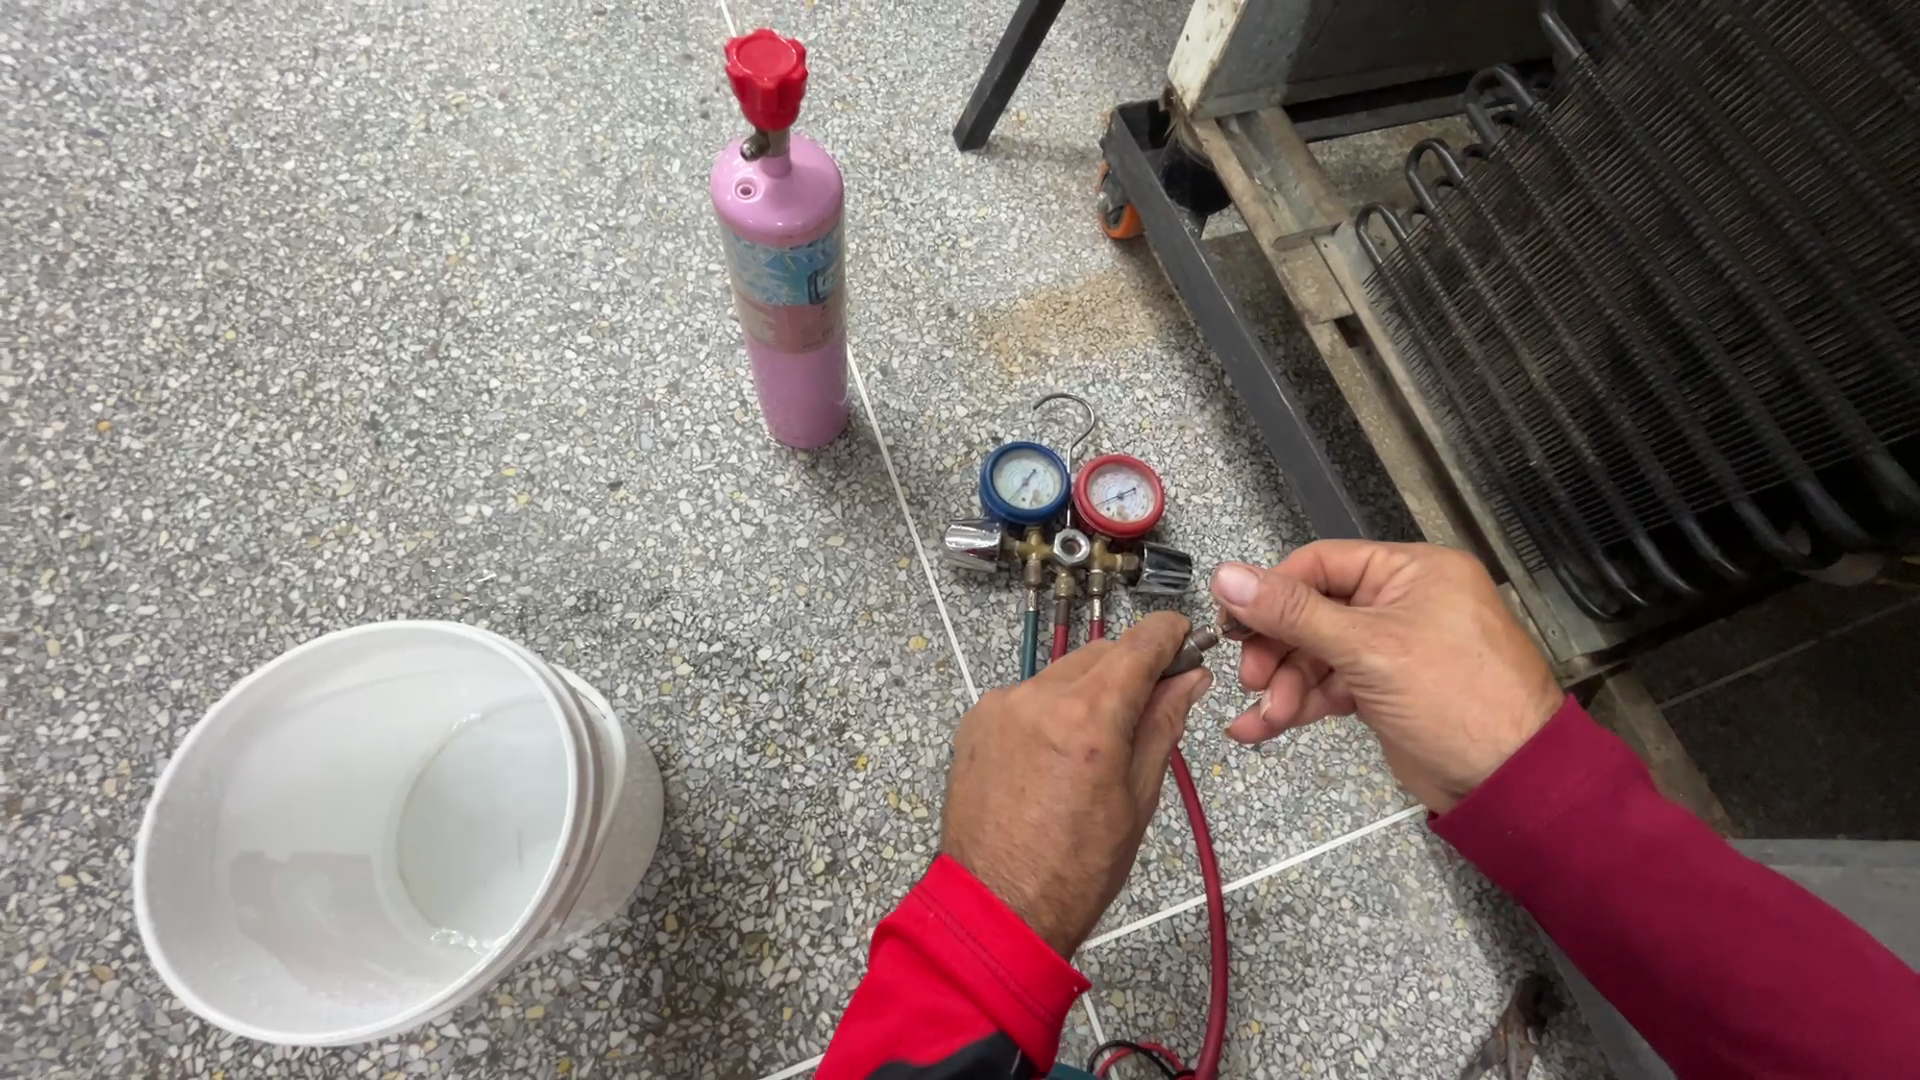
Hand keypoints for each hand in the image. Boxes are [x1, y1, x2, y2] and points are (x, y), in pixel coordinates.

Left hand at [940, 613, 1212, 956]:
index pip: (1137, 645)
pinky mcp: (976, 719)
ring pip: (1061, 672)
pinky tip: (1055, 749)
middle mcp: (1039, 697)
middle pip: (1099, 654)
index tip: (1182, 634)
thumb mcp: (1137, 798)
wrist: (995, 905)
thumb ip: (1162, 725)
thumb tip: (1189, 680)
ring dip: (1087, 689)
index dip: (1167, 633)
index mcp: (1088, 718)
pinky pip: (1027, 694)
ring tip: (1096, 740)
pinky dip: (1049, 706)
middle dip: (1129, 668)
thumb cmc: (1074, 869)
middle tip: (1151, 699)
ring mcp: (1001, 705)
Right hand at [1209, 540, 1561, 812]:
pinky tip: (1262, 726)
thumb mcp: (1366, 648)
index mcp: (1410, 571)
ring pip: (1312, 654)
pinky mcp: (1380, 687)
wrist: (1513, 788)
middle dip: (1276, 650)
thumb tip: (1225, 576)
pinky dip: (1296, 704)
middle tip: (1251, 678)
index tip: (1231, 622)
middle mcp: (1398, 601)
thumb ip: (1291, 612)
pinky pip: (1325, 684)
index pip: (1318, 564)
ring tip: (1265, 715)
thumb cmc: (1457, 701)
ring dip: (1282, 685)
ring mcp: (1388, 647)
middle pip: (1309, 612)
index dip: (1270, 592)